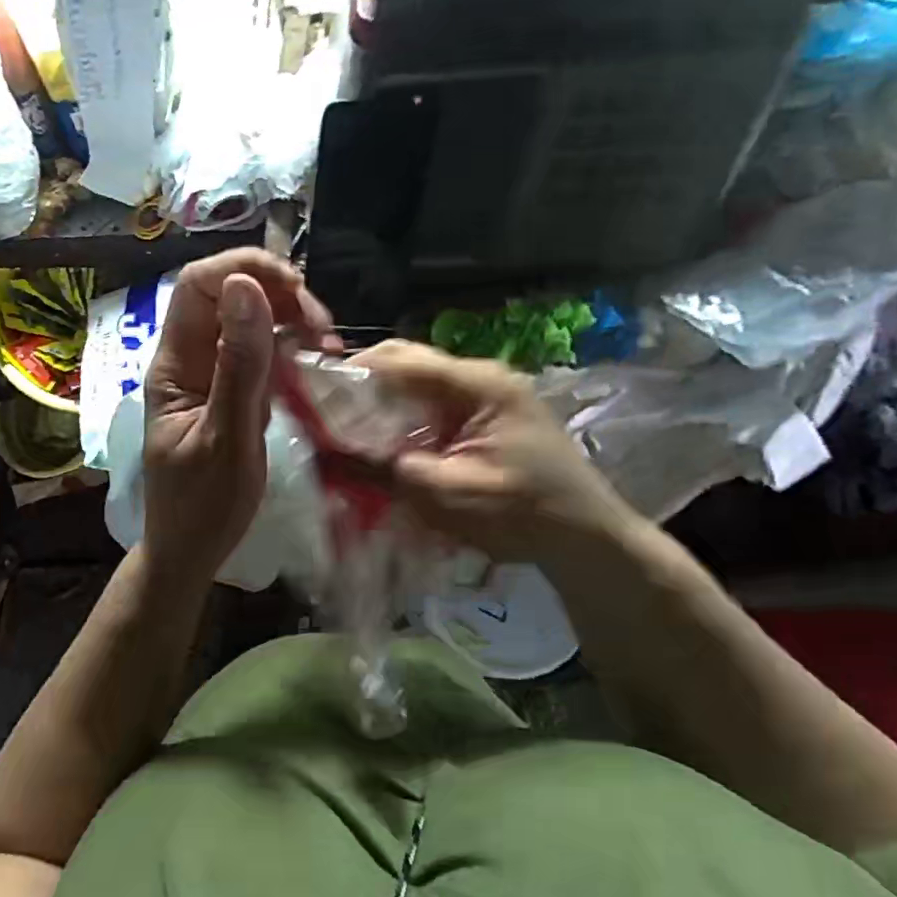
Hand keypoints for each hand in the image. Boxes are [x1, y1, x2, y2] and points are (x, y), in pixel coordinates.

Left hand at [142, 249, 335, 581]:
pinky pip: (258, 354)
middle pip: (228, 294)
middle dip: (278, 295)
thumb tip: (245, 285)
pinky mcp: (228, 394)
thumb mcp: (226, 439)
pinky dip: (288, 352)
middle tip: (323, 332)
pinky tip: (313, 368)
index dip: (245, 270)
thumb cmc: (202, 507)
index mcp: (173, 367)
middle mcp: (187, 362)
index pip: (198, 285)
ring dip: (290, 322)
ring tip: (326, 350)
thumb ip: (238, 366)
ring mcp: (208, 377)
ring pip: (248, 322)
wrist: (189, 551)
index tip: (298, 293)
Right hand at [352, 339, 644, 569]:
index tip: (312, 397)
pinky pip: (427, 408)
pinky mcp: (479, 418)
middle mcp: (479, 379)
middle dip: (360, 389)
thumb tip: (328, 455)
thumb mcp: (446, 495)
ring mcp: (482, 397)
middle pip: (404, 366)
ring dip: (376, 406)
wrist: (584, 536)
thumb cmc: (521, 514)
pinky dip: (397, 422)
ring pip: (412, 386)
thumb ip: (385, 470)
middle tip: (323, 418)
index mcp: (477, 385)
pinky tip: (378, 446)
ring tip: (342, 433)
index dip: (351, 374)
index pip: (399, 360)